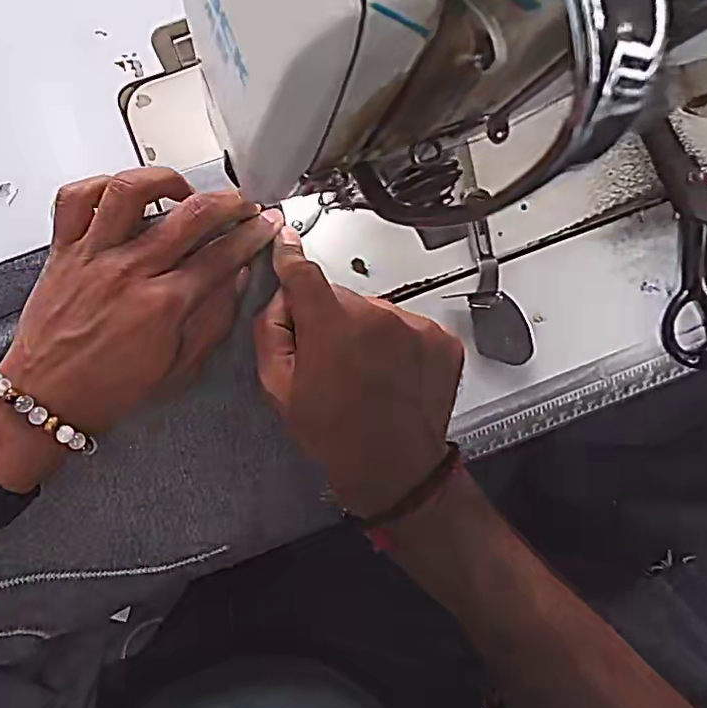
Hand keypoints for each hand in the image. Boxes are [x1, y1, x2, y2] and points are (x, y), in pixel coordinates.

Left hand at [0, 168, 280, 491]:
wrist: (48, 397)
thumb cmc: (106, 388)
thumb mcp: (178, 369)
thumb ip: (212, 322)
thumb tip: (235, 281)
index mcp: (162, 306)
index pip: (221, 255)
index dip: (251, 235)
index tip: (261, 226)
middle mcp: (128, 273)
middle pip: (191, 215)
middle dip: (229, 202)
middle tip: (239, 204)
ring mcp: (93, 257)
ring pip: (131, 191)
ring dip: (166, 180)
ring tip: (181, 190)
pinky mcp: (63, 251)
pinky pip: (75, 199)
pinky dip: (98, 185)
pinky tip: (120, 195)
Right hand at [252, 226, 463, 518]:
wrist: (392, 467)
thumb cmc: (337, 435)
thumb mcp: (278, 387)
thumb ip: (270, 331)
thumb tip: (280, 300)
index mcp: (331, 326)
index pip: (303, 272)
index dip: (289, 255)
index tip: (285, 240)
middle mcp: (375, 317)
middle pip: (337, 296)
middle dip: (327, 317)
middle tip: (327, 359)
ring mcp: (412, 326)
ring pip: (372, 310)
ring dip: (362, 331)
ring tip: (361, 373)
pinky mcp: (437, 337)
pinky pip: (403, 324)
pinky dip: (393, 342)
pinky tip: (386, 373)